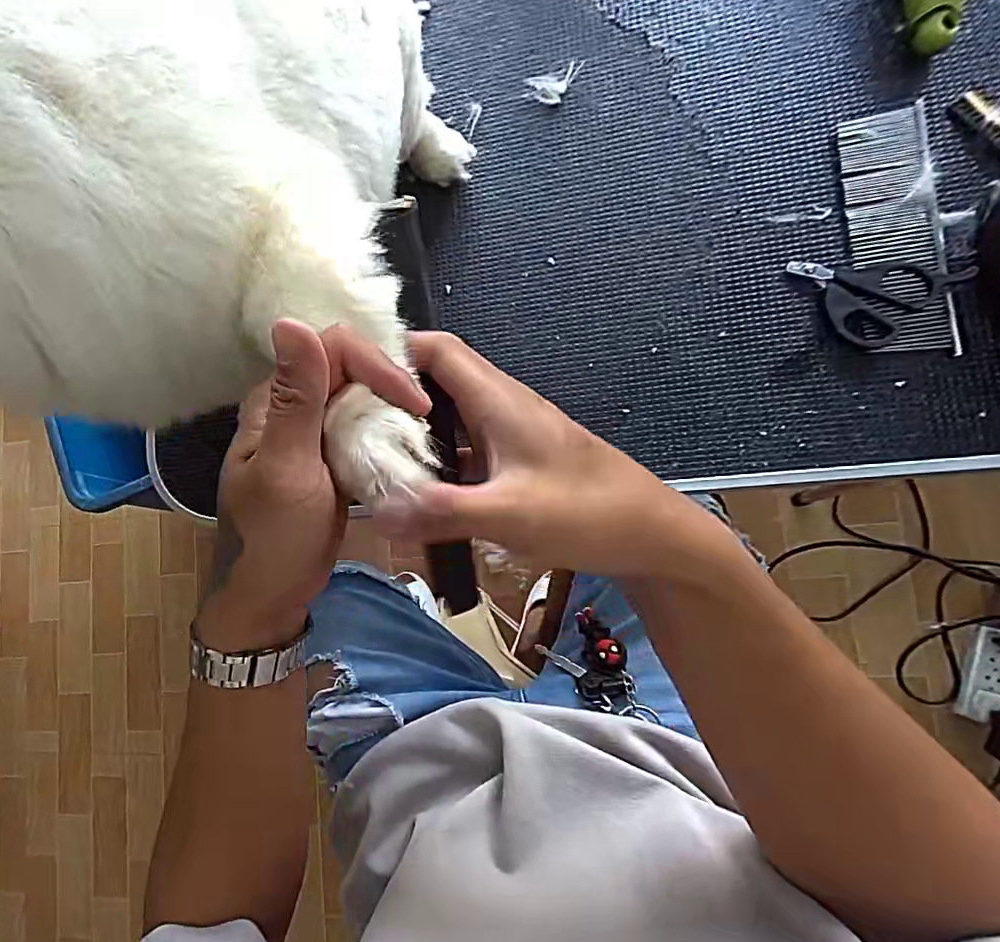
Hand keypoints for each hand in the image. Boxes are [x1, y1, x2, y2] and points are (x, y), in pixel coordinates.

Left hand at [195, 320, 431, 651]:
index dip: (377, 366)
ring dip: (390, 412)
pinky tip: (402, 452)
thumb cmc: (272, 539)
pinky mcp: (326, 461)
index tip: (414, 404)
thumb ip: (296, 400)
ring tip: (419, 434)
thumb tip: (291, 322)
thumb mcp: (285, 469)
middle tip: (423, 419)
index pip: (331, 350)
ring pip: (357, 401)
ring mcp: (310, 436)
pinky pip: (359, 432)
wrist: (268, 595)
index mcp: (273, 402)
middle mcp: (290, 409)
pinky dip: (382, 437)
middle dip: (389, 386)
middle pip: (348, 369)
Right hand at [371, 332, 746, 580]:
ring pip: (447, 418)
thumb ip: (442, 511)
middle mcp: (500, 408)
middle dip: (390, 398)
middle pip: (434, 381)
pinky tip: (417, 492)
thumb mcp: (509, 513)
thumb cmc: (588, 511)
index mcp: (498, 400)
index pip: (436, 349)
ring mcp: (507, 436)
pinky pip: (462, 451)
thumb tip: (378, 513)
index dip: (391, 353)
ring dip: (411, 434)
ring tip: (372, 461)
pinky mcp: (513, 463)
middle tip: (351, 430)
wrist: (649, 534)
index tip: (351, 382)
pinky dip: (435, 464)